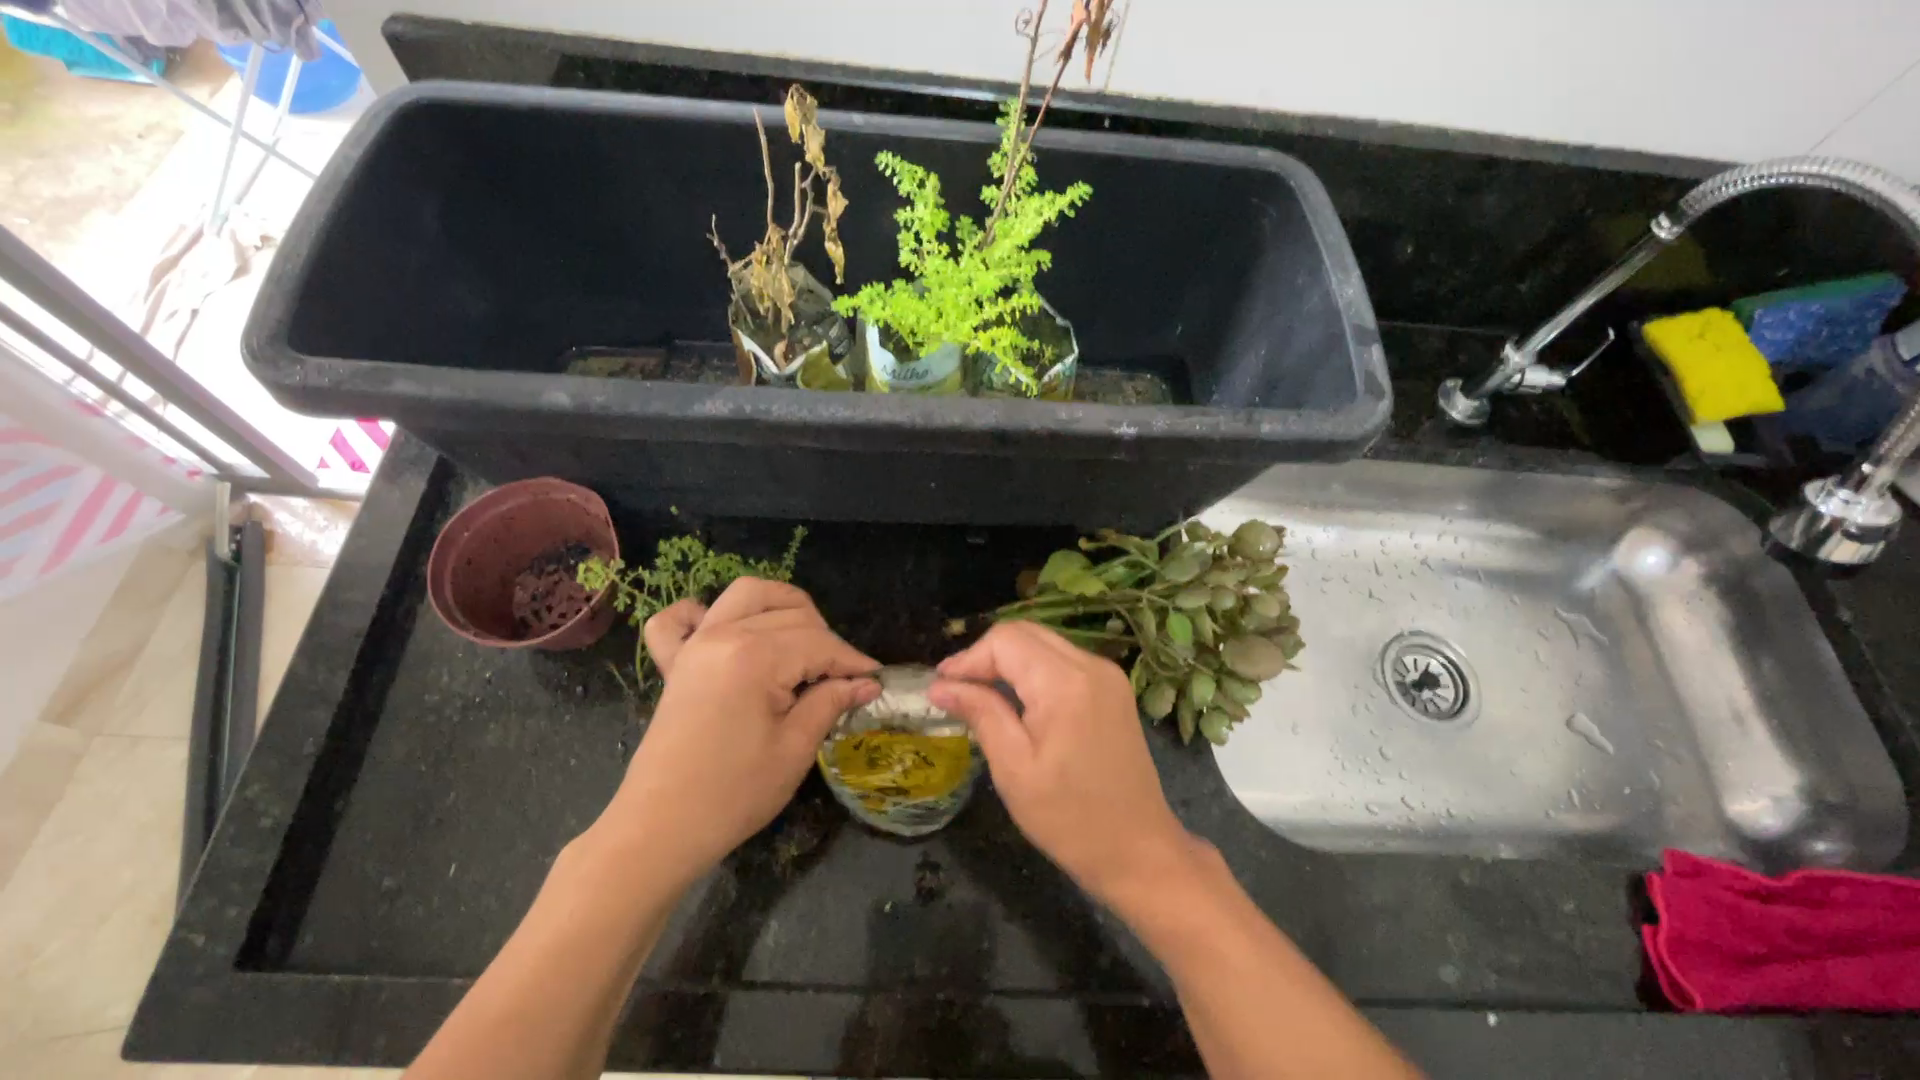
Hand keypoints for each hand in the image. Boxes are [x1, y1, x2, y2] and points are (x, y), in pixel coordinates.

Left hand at [593, 579, 879, 884]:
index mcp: (755, 656)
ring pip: (744, 595)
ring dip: (780, 606)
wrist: (661, 828)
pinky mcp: (674, 664)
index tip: (876, 680)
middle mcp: (722, 634)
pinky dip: (701, 614)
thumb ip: (830, 703)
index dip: (852, 660)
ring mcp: (694, 645)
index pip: (819, 643)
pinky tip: (723, 632)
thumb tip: (866, 682)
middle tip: (842, 677)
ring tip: (802, 641)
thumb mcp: (794, 749)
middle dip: (824, 638)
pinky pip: (679, 619)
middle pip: (790, 614)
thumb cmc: (734, 794)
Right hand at [928, 621, 1200, 903]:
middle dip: (986, 655)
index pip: (1005, 640)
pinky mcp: (1115, 690)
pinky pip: (1064, 662)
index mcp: (1065, 683)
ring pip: (1045, 644)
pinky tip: (1017, 702)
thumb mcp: (1014, 769)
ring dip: (1009, 662)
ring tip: (979, 696)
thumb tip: (941, 685)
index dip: (968, 659)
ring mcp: (1108, 676)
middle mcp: (1091, 666)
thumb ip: (981, 714)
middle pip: (1026, 633)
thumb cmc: (1069, 818)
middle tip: (956, 690)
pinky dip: (1034, 671)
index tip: (940, 687)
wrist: (1139, 850)